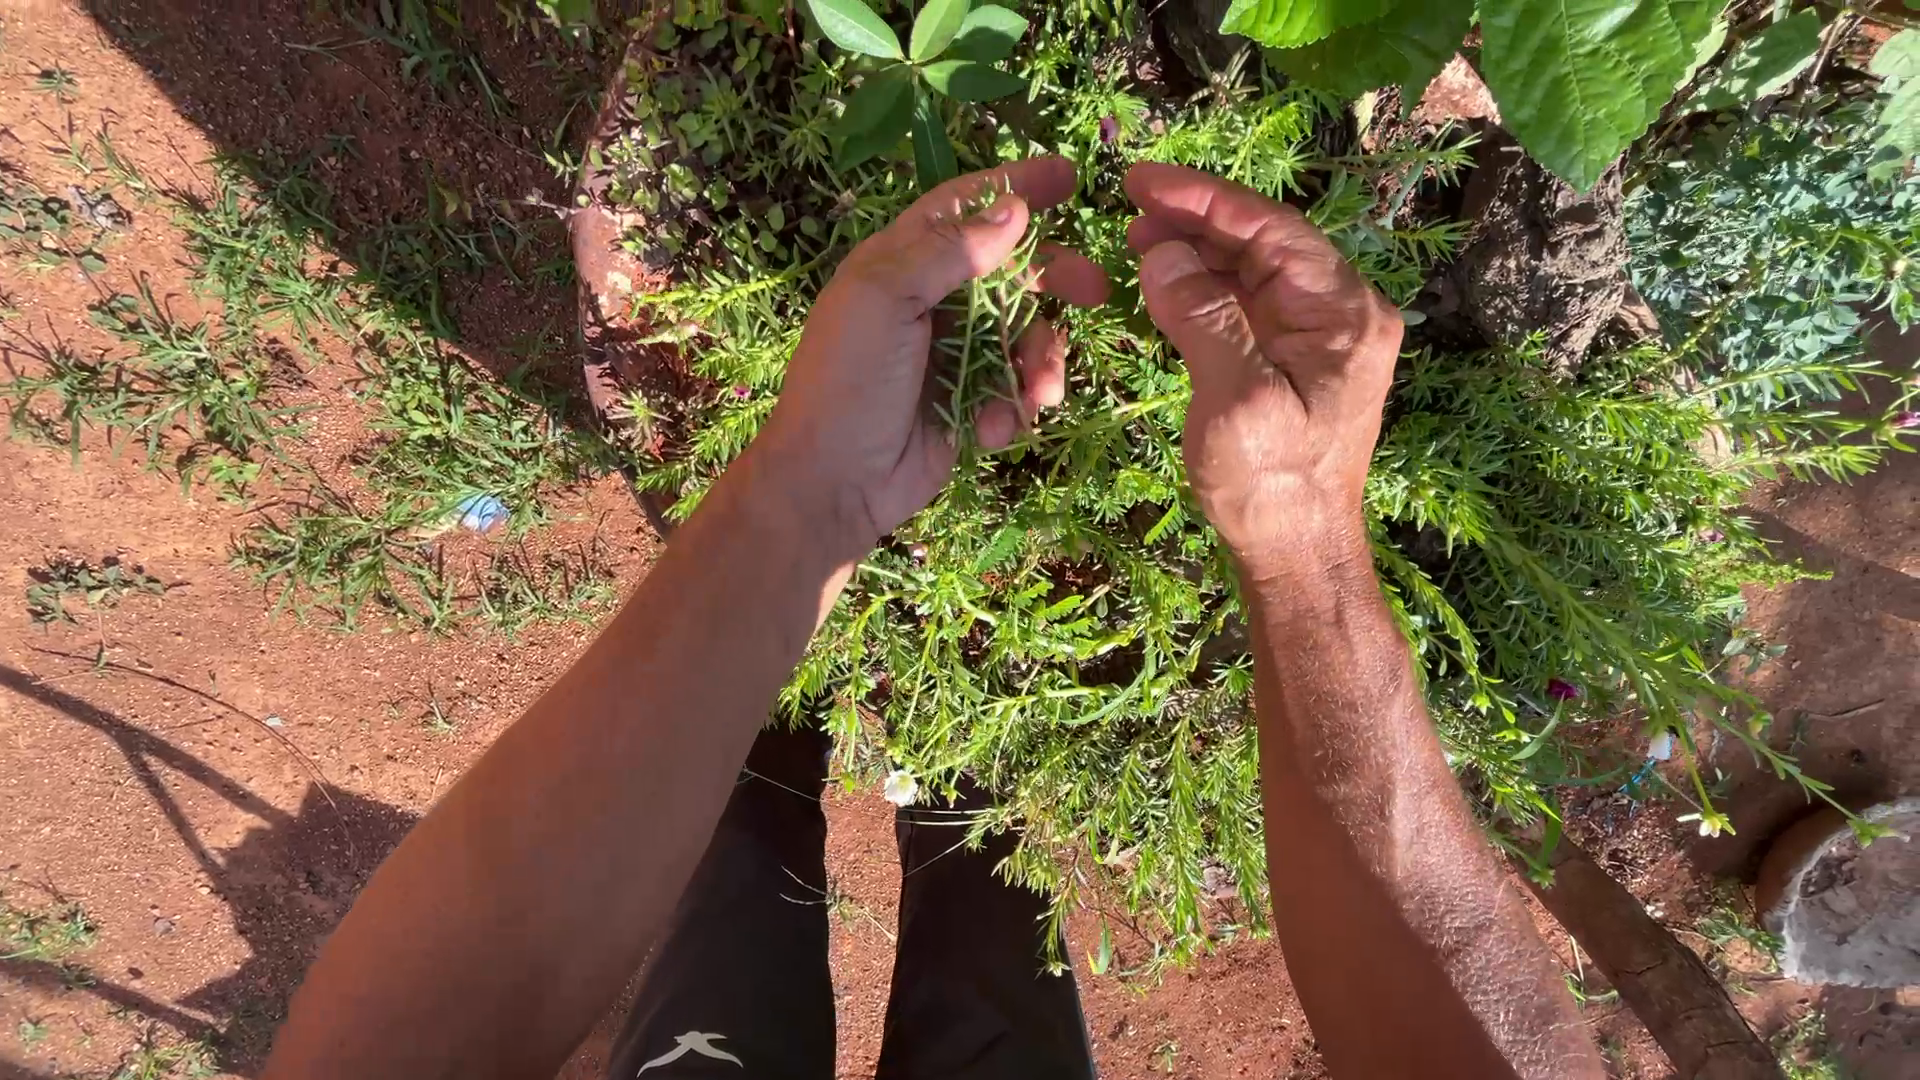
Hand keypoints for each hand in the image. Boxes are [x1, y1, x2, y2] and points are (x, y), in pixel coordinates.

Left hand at [753, 157, 1108, 559]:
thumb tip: (1015, 211)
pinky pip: (1015, 390)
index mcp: (904, 262)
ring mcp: (954, 355)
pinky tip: (993, 431)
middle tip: (1095, 291)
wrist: (836, 480)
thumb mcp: (886, 297)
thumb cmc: (850, 379)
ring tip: (1039, 395)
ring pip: (1024, 337)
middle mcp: (934, 302)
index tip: (1069, 177)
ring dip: (1039, 364)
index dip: (1015, 187)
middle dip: (1056, 281)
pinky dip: (1014, 408)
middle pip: (1012, 273)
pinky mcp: (970, 403)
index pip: (966, 209)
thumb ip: (949, 250)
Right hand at [1124, 163, 1402, 576]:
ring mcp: (1315, 339)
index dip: (1205, 199)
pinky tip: (1168, 288)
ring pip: (1251, 275)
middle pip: (1263, 245)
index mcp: (1341, 312)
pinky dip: (1203, 295)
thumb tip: (1163, 254)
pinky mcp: (1291, 364)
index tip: (1143, 182)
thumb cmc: (1270, 485)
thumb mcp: (1235, 399)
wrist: (1295, 551)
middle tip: (1131, 214)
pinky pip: (1244, 311)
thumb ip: (1203, 319)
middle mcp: (1337, 313)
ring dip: (1196, 257)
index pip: (1270, 231)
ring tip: (1139, 245)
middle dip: (1197, 224)